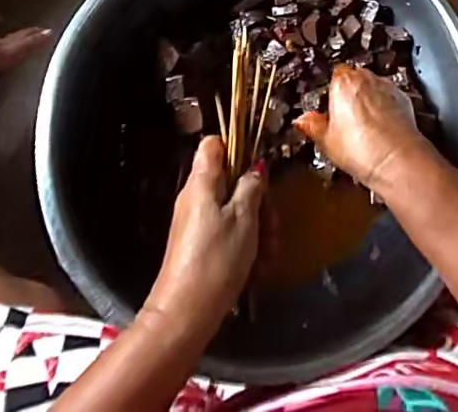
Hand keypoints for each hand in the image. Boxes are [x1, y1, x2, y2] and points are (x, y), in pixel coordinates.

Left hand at [142, 136, 263, 334]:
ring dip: (257, 227)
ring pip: (233, 209)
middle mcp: (195, 196)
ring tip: (270, 252)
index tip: (257, 169)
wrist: (185, 314)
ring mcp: (196, 222)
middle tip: (272, 223)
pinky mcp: (199, 246)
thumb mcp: (243, 219)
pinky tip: (260, 267)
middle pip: (230, 180)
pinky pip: (226, 233)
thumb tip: (255, 166)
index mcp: (201, 181)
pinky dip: (245, 245)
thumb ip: (251, 187)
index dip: (237, 148)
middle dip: (258, 200)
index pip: (214, 144)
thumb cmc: (216, 259)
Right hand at [295, 64, 433, 192]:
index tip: (332, 109)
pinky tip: (383, 128)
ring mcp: (386, 87)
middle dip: (351, 94)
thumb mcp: (327, 141)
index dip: (333, 93)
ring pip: (373, 87)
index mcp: (342, 83)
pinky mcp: (404, 99)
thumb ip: (313, 126)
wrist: (397, 160)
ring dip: (370, 99)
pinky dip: (387, 108)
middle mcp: (364, 79)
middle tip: (348, 120)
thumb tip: (302, 120)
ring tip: (367, 127)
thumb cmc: (362, 149)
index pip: (334, 76)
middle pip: (354, 79)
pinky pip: (390, 98)